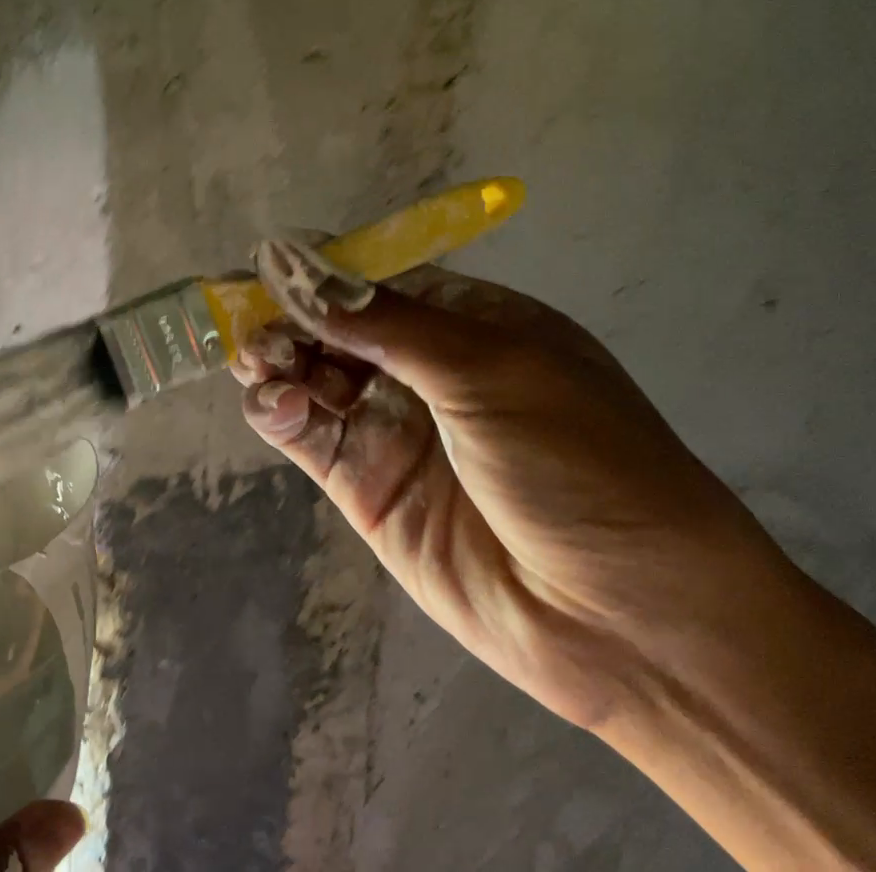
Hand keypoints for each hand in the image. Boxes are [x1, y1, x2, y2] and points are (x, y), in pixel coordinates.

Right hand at [231, 247, 792, 729]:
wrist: (622, 616)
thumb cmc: (582, 465)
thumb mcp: (490, 372)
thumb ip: (382, 321)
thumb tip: (288, 258)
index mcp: (472, 327)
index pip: (376, 284)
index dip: (319, 274)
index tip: (264, 266)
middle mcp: (425, 373)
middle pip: (332, 331)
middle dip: (289, 321)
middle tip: (253, 327)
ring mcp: (390, 430)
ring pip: (309, 378)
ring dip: (276, 363)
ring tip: (262, 364)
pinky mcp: (361, 485)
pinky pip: (304, 435)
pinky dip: (277, 413)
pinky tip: (275, 405)